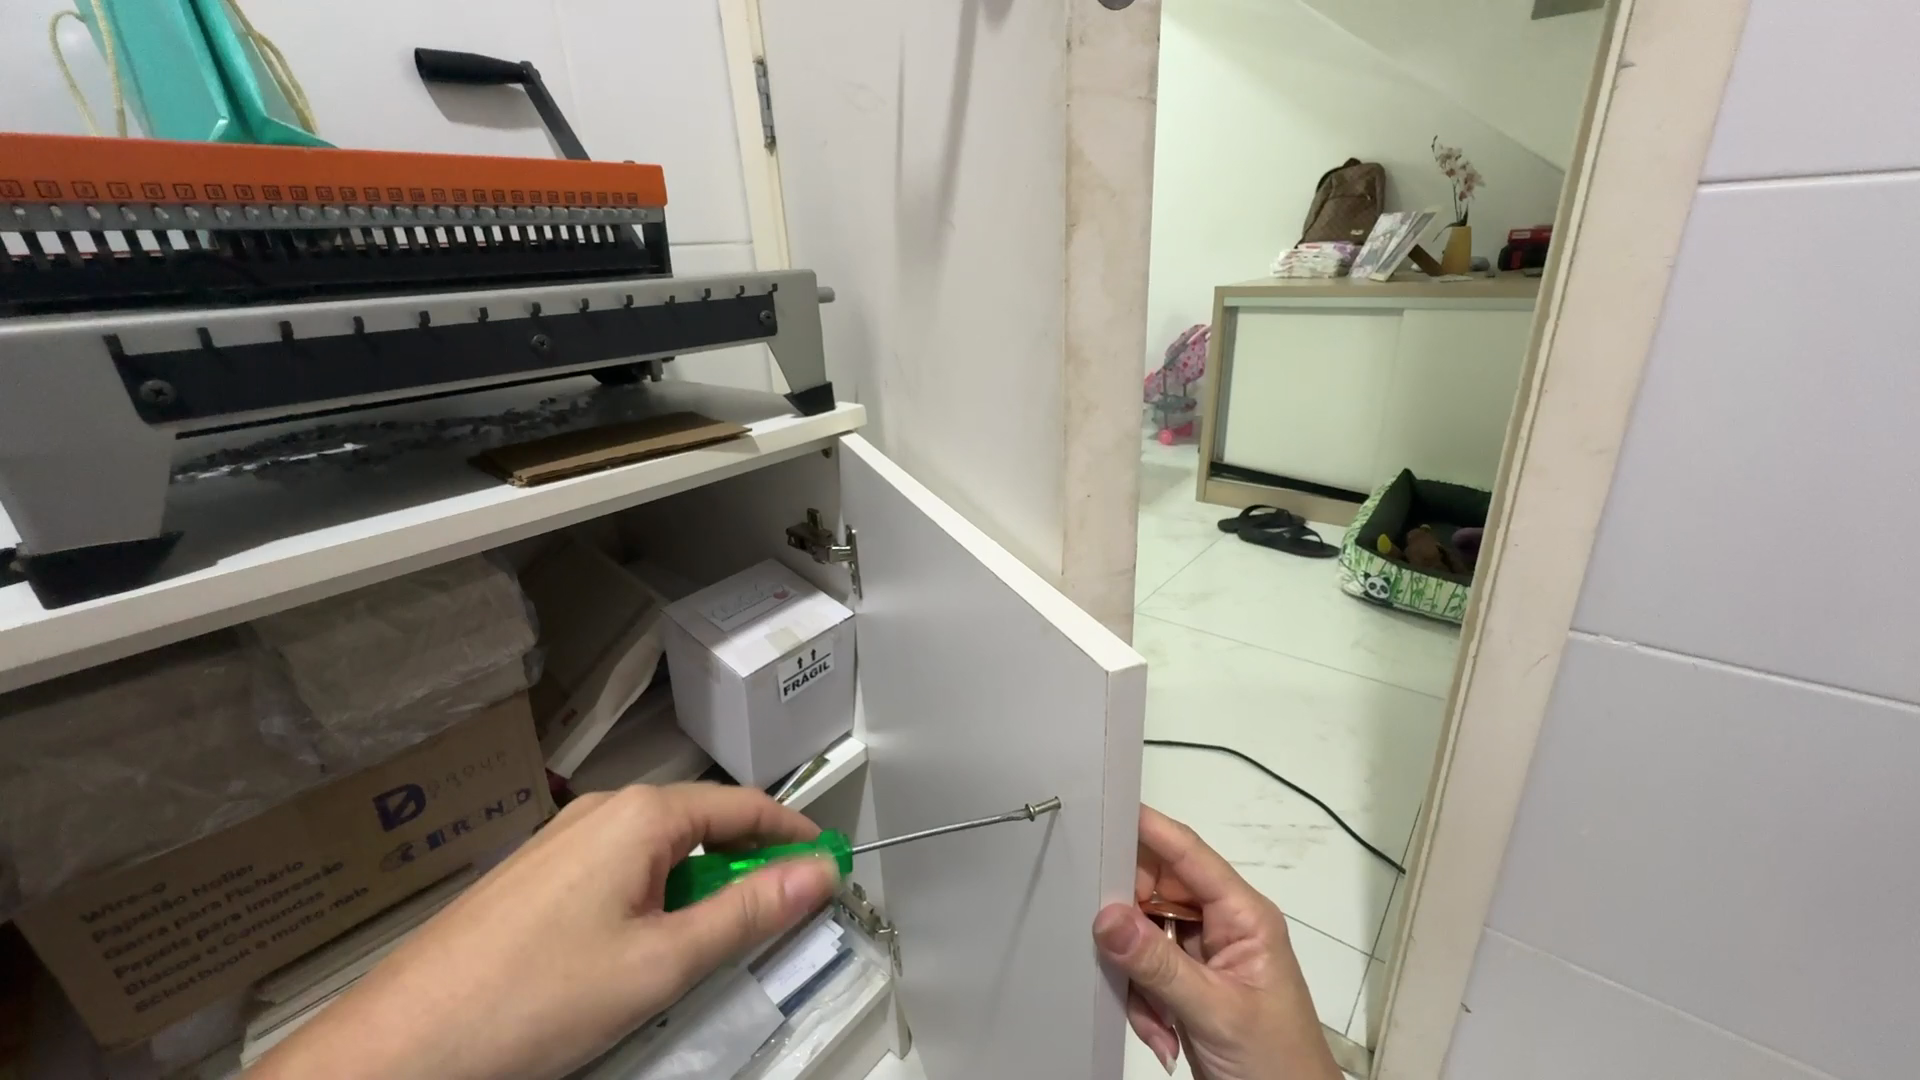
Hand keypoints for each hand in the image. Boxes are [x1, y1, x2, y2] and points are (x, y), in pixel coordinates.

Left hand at [253, 783, 841, 1079]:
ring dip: (696, 885)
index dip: (792, 833)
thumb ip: (749, 913)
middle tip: (772, 915)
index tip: (829, 863)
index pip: (744, 805)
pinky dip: (653, 895)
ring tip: (702, 942)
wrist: (390, 1052)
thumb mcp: (664, 962)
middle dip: (743, 864)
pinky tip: (637, 948)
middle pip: (700, 822)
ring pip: (658, 848)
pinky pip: (618, 867)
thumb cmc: (540, 999)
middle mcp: (604, 808)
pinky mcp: (534, 872)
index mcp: (642, 813)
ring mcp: (562, 837)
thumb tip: (822, 873)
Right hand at [1092, 806, 1342, 1079]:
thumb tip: (1104, 914)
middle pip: (1154, 892)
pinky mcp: (1183, 982)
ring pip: (1140, 933)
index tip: (1103, 806)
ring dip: (1137, 978)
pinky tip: (1161, 1036)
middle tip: (1106, 946)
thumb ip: (1158, 964)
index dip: (1148, 827)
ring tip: (1155, 1022)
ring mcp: (1200, 952)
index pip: (1188, 854)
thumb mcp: (1216, 1011)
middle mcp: (1219, 922)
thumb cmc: (1274, 1062)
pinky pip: (1142, 969)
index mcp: (1242, 914)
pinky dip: (1141, 1001)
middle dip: (1130, 926)